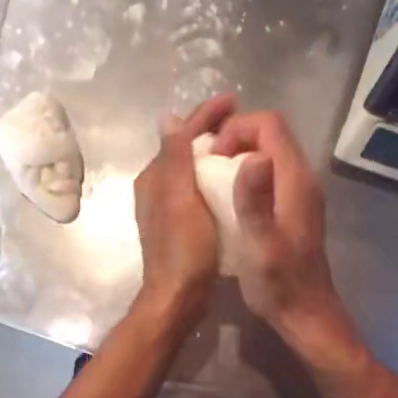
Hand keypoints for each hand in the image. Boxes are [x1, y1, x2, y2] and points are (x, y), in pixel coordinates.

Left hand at [132, 93, 237, 325]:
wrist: (178, 297)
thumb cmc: (184, 249)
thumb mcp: (181, 199)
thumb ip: (175, 158)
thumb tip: (168, 117)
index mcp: (155, 178)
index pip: (180, 134)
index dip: (206, 115)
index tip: (235, 99)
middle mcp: (156, 189)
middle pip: (184, 149)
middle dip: (210, 130)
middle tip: (243, 118)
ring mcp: (167, 209)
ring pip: (191, 169)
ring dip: (213, 153)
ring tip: (242, 143)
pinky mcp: (180, 226)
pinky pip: (197, 189)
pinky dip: (213, 178)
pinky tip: (233, 180)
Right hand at [212, 110, 360, 363]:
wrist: (304, 314)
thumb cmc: (279, 284)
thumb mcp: (260, 246)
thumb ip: (255, 201)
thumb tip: (254, 157)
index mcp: (295, 181)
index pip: (269, 125)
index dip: (237, 131)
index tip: (213, 159)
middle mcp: (302, 179)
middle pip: (270, 134)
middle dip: (235, 140)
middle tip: (208, 169)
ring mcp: (299, 194)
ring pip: (269, 154)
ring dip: (239, 158)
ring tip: (213, 183)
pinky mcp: (293, 209)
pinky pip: (269, 175)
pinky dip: (246, 176)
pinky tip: (228, 202)